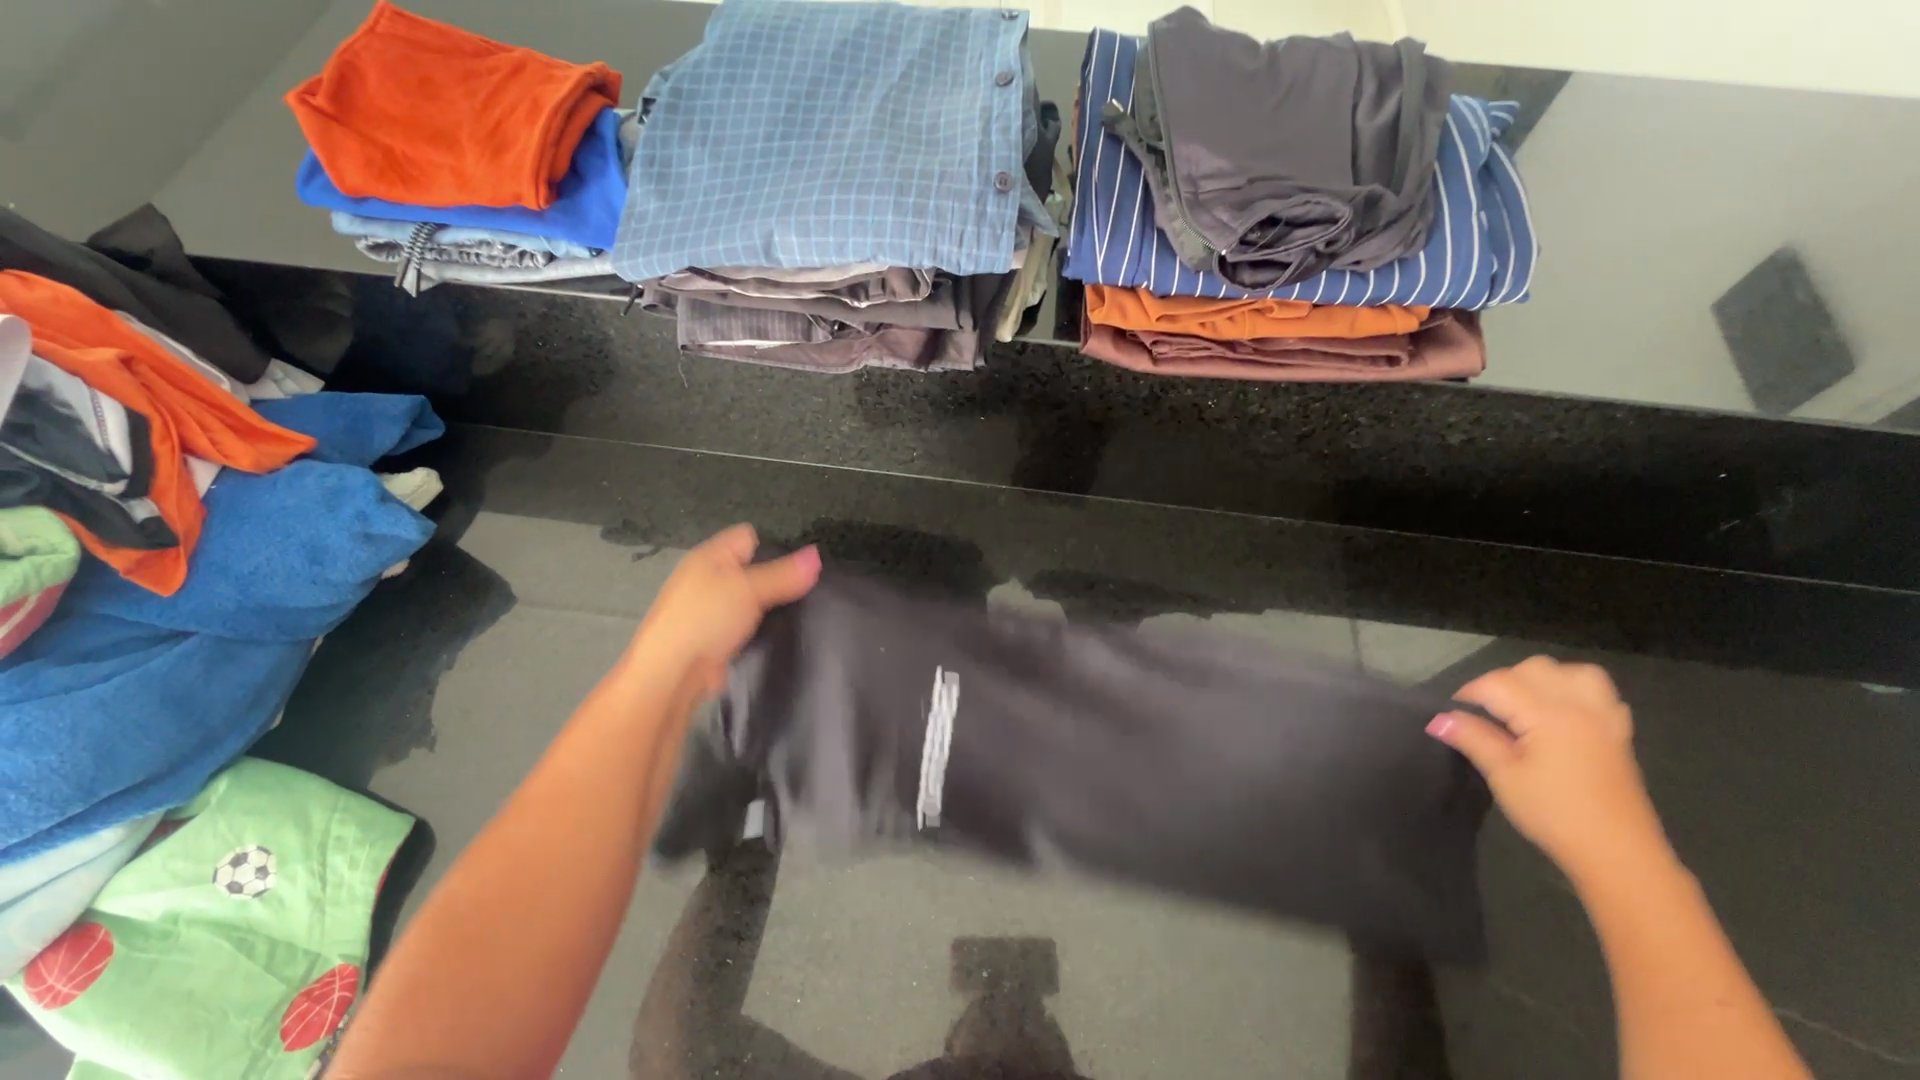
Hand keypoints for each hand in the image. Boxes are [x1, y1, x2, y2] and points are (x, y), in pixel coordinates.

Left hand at [626, 524, 820, 697]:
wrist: (672, 673)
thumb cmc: (705, 619)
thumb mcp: (749, 589)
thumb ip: (784, 574)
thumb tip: (817, 555)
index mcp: (711, 556)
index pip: (750, 537)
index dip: (777, 547)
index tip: (804, 568)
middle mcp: (711, 578)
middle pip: (755, 570)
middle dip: (781, 580)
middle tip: (811, 592)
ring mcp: (713, 610)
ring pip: (754, 600)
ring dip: (774, 609)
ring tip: (805, 614)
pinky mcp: (720, 638)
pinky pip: (749, 626)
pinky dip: (764, 630)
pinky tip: (784, 635)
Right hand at [1428, 656, 1669, 882]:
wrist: (1618, 852)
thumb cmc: (1554, 813)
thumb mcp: (1505, 777)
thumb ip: (1473, 739)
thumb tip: (1439, 719)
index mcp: (1548, 714)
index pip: (1498, 683)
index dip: (1469, 693)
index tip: (1454, 713)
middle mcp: (1579, 705)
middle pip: (1534, 668)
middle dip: (1504, 682)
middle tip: (1489, 713)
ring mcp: (1604, 717)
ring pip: (1571, 672)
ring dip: (1543, 680)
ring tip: (1526, 707)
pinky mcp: (1618, 733)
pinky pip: (1600, 693)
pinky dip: (1577, 693)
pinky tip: (1563, 715)